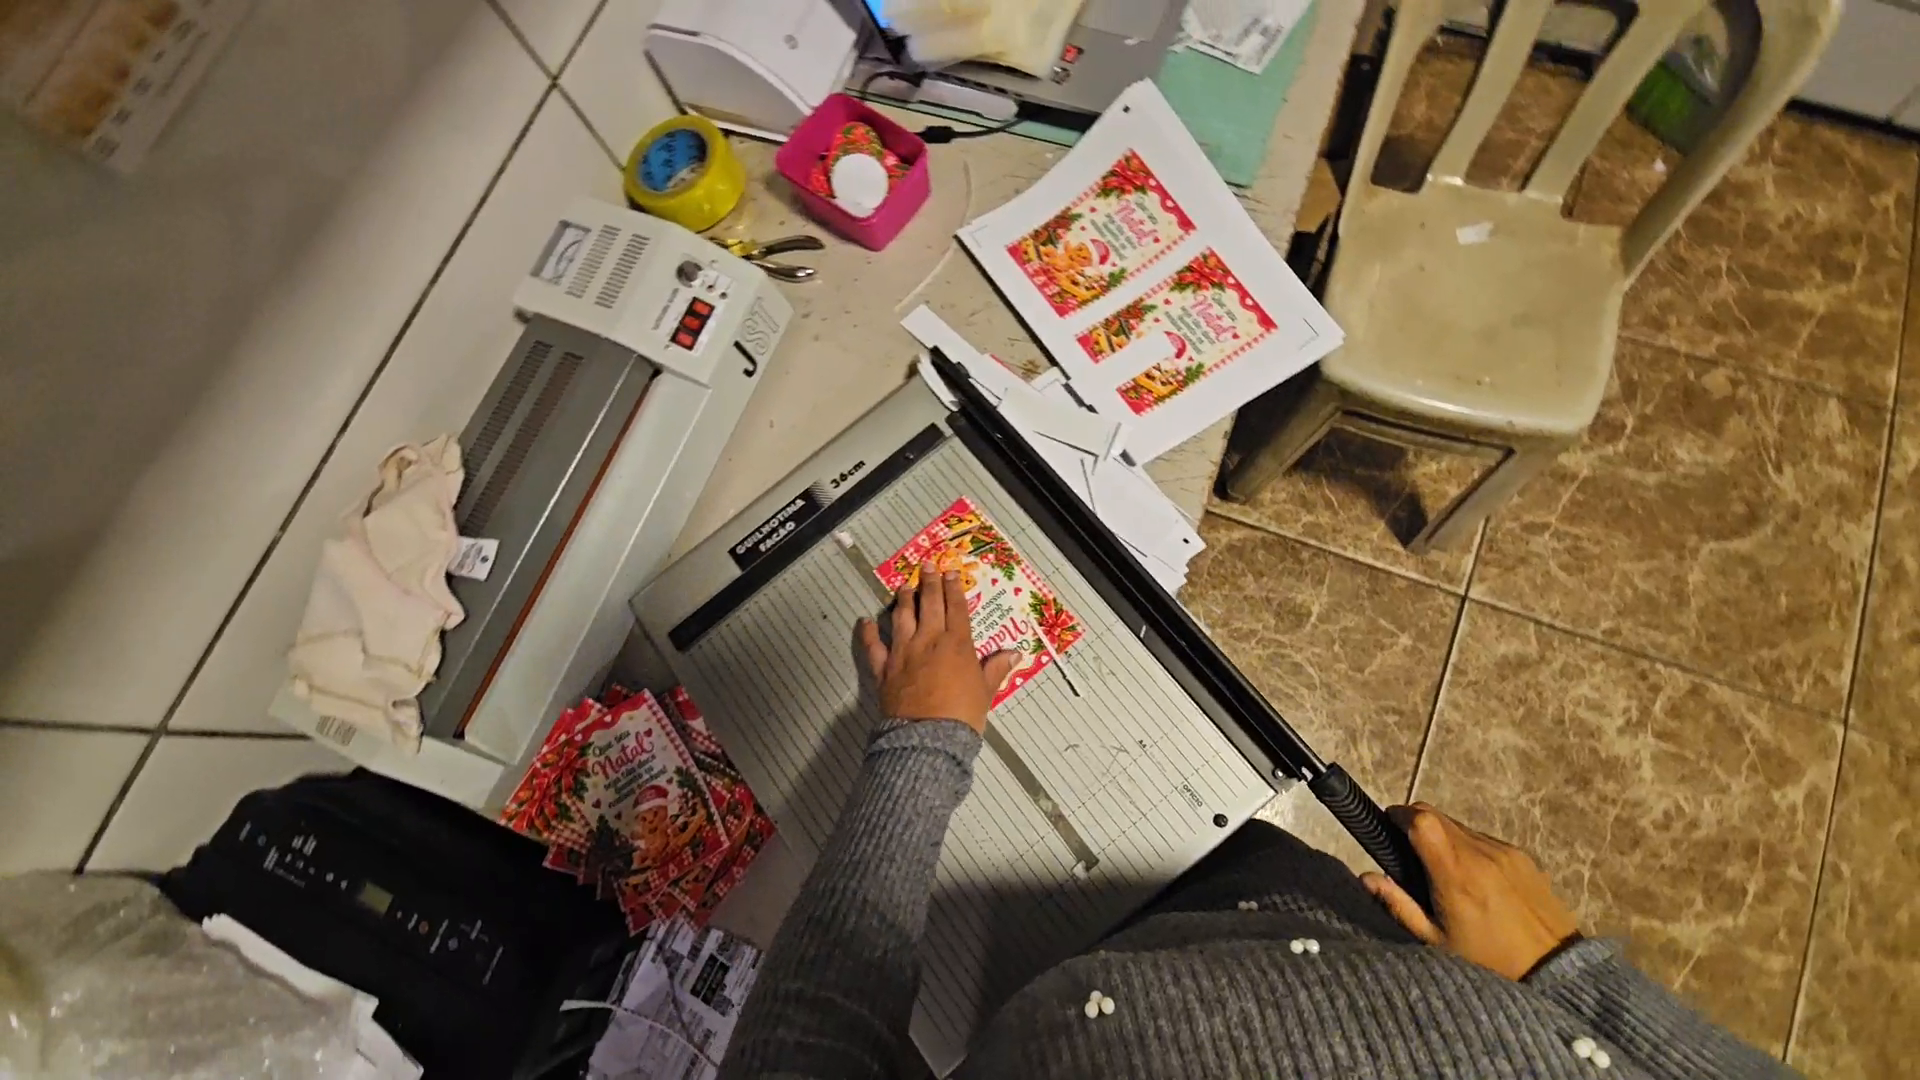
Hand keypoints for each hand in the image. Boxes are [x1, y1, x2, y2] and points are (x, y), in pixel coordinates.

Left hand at [857, 562, 1019, 733]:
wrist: (928, 738)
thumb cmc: (962, 715)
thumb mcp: (986, 691)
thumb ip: (996, 669)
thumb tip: (1015, 653)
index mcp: (957, 644)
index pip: (956, 608)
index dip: (954, 588)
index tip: (952, 573)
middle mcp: (929, 640)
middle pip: (929, 604)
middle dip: (929, 582)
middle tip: (927, 566)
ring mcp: (904, 652)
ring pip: (902, 617)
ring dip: (903, 599)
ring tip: (904, 586)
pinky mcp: (884, 669)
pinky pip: (873, 647)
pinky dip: (869, 632)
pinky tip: (865, 621)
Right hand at [1361, 803, 1580, 980]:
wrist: (1562, 977)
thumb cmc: (1491, 961)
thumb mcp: (1437, 942)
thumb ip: (1399, 905)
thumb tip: (1365, 876)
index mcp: (1456, 873)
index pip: (1421, 819)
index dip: (1399, 815)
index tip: (1387, 828)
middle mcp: (1481, 853)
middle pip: (1435, 814)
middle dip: (1414, 824)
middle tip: (1408, 853)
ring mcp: (1506, 852)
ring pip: (1458, 826)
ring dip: (1442, 837)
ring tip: (1442, 870)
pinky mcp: (1525, 857)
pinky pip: (1483, 838)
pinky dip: (1467, 847)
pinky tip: (1474, 878)